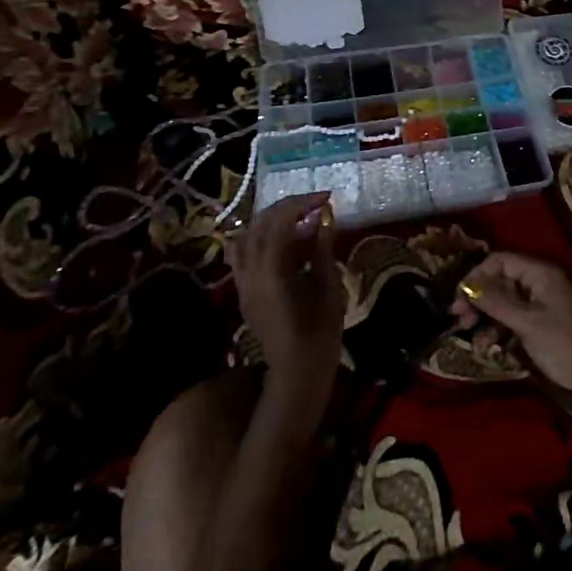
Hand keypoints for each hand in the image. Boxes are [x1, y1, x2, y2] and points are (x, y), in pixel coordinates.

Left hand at [226, 192, 344, 405]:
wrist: (296, 373)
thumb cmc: (320, 333)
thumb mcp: (329, 288)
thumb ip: (323, 248)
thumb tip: (324, 216)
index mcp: (272, 270)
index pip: (280, 221)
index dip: (302, 203)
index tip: (326, 198)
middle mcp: (250, 271)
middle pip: (261, 223)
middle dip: (288, 207)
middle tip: (315, 205)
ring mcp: (242, 281)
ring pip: (248, 235)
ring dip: (272, 220)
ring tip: (299, 220)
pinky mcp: (243, 289)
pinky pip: (242, 253)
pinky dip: (258, 239)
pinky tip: (280, 242)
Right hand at [450, 252, 571, 397]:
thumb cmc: (561, 345)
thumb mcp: (525, 322)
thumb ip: (495, 302)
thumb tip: (467, 286)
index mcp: (540, 273)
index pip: (501, 261)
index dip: (478, 275)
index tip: (461, 294)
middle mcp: (537, 282)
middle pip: (498, 280)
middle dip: (477, 297)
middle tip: (457, 314)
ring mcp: (537, 301)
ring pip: (501, 300)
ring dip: (483, 314)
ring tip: (467, 330)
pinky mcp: (535, 320)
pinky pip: (509, 316)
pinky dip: (495, 327)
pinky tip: (485, 344)